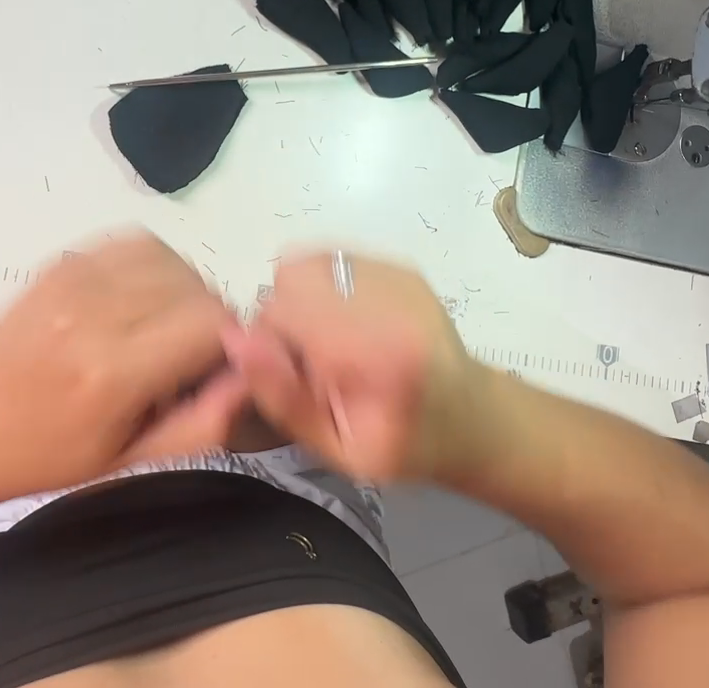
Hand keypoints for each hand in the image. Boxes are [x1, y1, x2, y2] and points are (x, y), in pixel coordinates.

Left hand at [0, 233, 248, 499]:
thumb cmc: (48, 465)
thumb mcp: (130, 466)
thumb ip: (201, 424)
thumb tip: (249, 372)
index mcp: (110, 373)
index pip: (210, 321)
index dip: (229, 345)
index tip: (215, 371)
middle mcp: (92, 312)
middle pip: (195, 285)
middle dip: (209, 320)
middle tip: (190, 357)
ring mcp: (71, 278)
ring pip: (170, 258)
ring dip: (184, 290)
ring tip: (165, 328)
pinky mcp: (60, 263)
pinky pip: (134, 242)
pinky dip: (153, 267)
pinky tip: (140, 300)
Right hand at [224, 251, 494, 482]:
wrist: (472, 418)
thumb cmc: (400, 443)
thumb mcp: (337, 448)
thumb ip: (283, 396)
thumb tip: (237, 340)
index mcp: (371, 350)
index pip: (279, 309)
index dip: (269, 340)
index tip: (290, 372)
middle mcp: (387, 297)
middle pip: (291, 273)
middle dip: (283, 313)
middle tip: (309, 356)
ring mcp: (396, 273)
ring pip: (307, 261)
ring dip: (302, 296)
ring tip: (328, 339)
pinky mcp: (399, 265)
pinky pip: (332, 259)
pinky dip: (325, 286)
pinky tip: (348, 323)